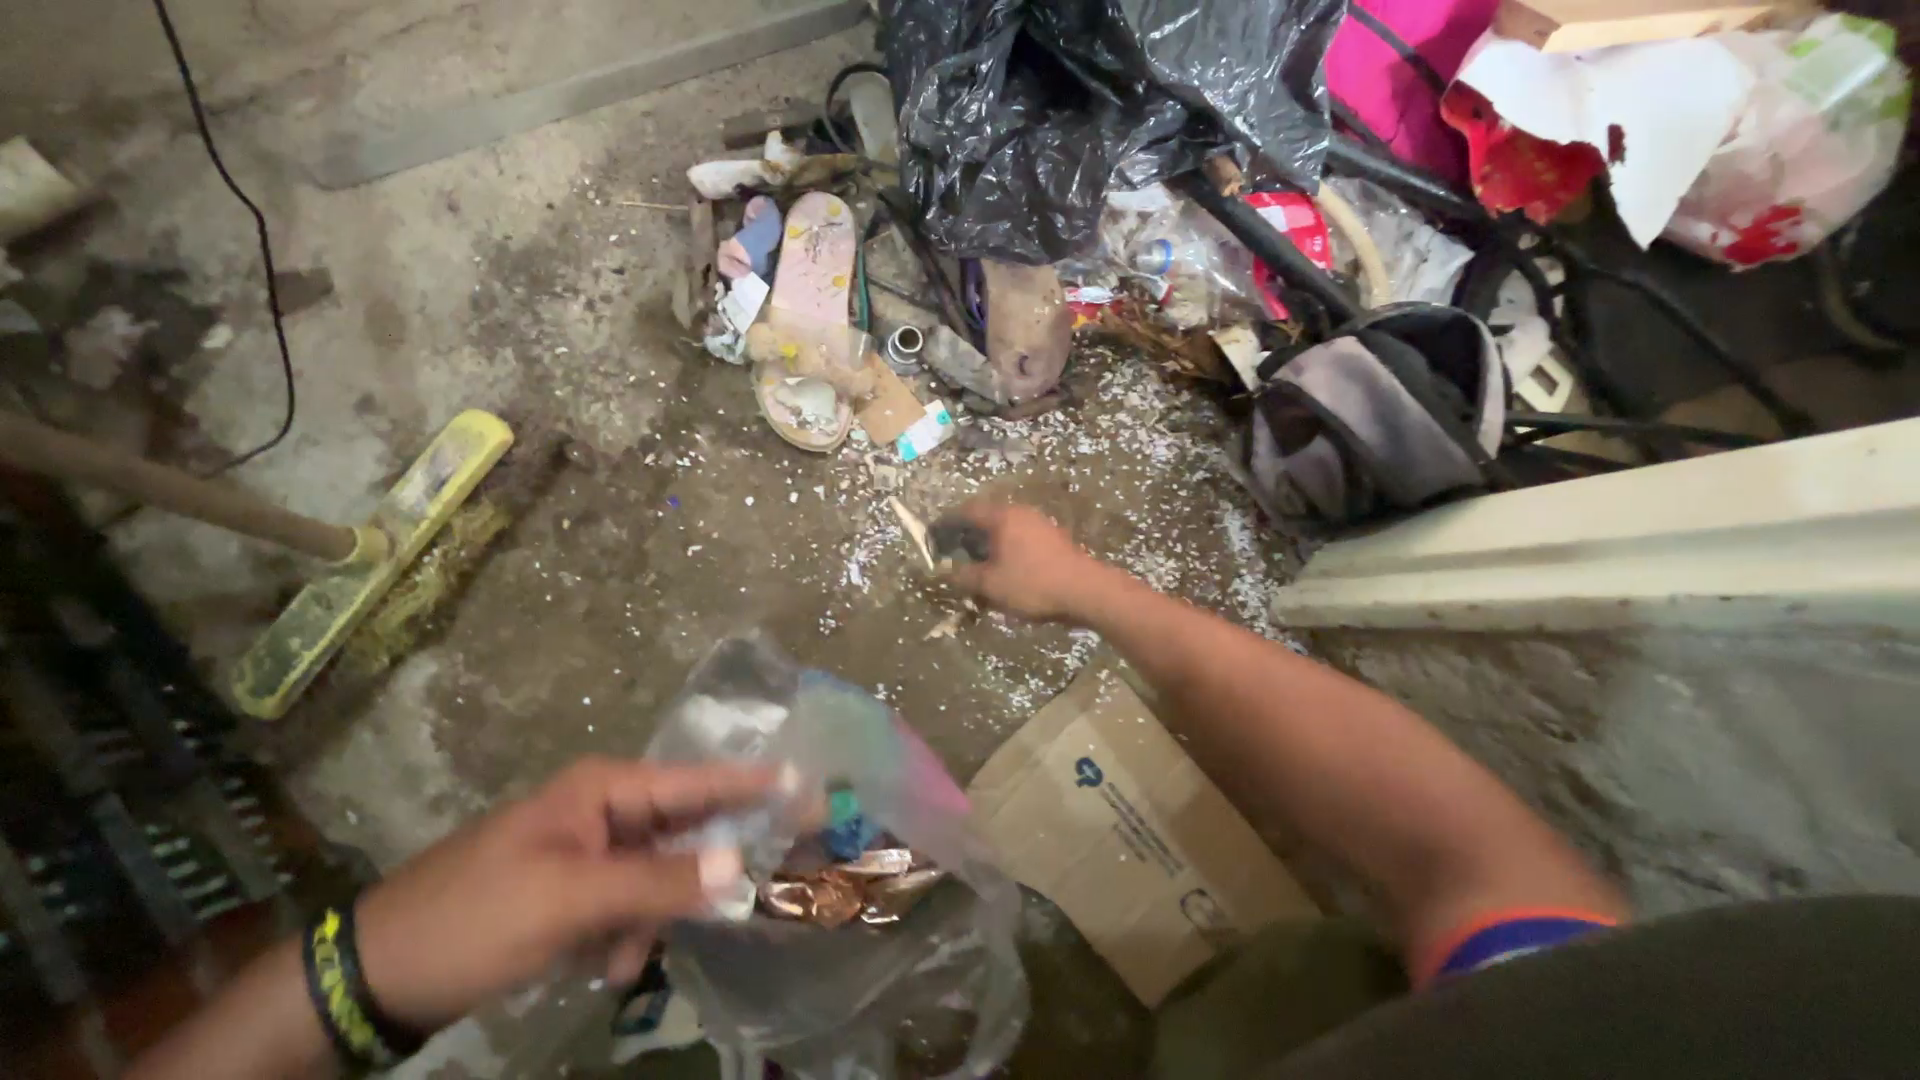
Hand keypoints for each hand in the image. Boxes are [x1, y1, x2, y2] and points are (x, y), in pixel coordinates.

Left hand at [353, 758, 772, 1032]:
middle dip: (689, 882)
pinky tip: (599, 965)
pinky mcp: (574, 889)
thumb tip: (738, 866)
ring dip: (649, 921)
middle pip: (682, 834)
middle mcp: (602, 810)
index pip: (695, 782)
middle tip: (727, 902)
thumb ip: (657, 882)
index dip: (752, 783)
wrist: (378, 974)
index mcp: (602, 790)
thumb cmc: (476, 917)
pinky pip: (628, 905)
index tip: (806, 782)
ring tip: (615, 959)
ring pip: (658, 880)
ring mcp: (588, 851)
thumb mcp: (569, 900)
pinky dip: (624, 936)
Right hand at [944, 501, 1115, 621]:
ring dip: (990, 544)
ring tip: (979, 566)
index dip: (948, 523)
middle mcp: (1020, 513)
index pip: (966, 510)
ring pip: (1005, 529)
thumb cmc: (1032, 583)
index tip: (936, 536)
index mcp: (1002, 516)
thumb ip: (964, 576)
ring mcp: (1040, 524)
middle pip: (987, 517)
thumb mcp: (991, 584)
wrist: (1085, 590)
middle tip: (955, 554)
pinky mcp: (1053, 539)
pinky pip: (1021, 539)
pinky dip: (1008, 550)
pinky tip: (1006, 570)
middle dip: (969, 535)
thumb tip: (946, 571)